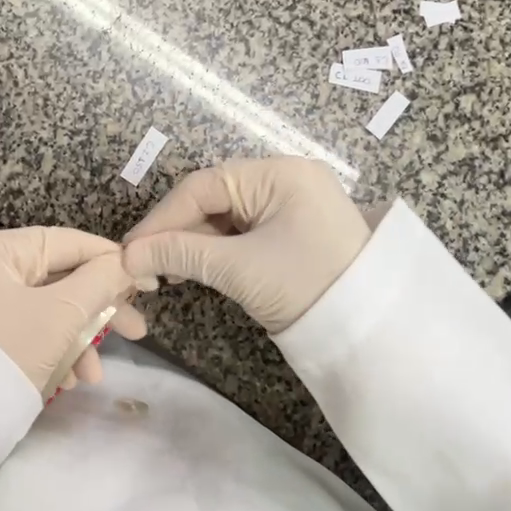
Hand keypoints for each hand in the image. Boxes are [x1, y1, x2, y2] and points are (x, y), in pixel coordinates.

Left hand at [0, 227, 147, 397]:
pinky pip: (20, 331)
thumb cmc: (4, 353)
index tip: (145, 280)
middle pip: (54, 278)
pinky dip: (46, 351)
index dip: (108, 260)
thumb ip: (98, 284)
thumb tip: (125, 262)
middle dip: (95, 311)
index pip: (64, 241)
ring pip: (40, 309)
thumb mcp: (58, 317)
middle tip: (137, 334)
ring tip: (91, 377)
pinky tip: (64, 383)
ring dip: (74, 340)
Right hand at [123, 158, 369, 333]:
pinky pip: (246, 232)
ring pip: (227, 217)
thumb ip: (180, 254)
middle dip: (177, 232)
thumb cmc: (309, 288)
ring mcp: (294, 206)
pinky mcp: (298, 233)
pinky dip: (219, 251)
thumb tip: (128, 256)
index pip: (203, 186)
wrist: (382, 337)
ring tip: (167, 273)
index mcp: (279, 173)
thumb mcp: (240, 269)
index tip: (130, 250)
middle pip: (213, 199)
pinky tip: (196, 270)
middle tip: (146, 267)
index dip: (162, 218)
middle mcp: (287, 180)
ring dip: (195, 244)